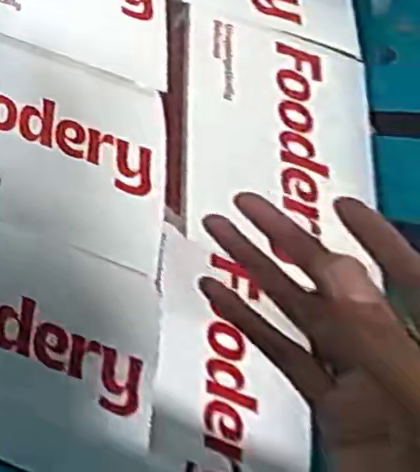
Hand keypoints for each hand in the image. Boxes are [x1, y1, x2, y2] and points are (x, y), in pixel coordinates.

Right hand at [200, 193, 419, 471]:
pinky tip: (217, 293)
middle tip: (249, 205)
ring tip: (218, 232)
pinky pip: (287, 356)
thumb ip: (378, 335)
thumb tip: (336, 265)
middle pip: (345, 292)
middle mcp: (407, 364)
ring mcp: (374, 389)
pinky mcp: (339, 411)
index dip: (382, 242)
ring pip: (307, 316)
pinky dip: (248, 322)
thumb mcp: (416, 393)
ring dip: (259, 271)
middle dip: (295, 243)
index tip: (338, 205)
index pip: (417, 284)